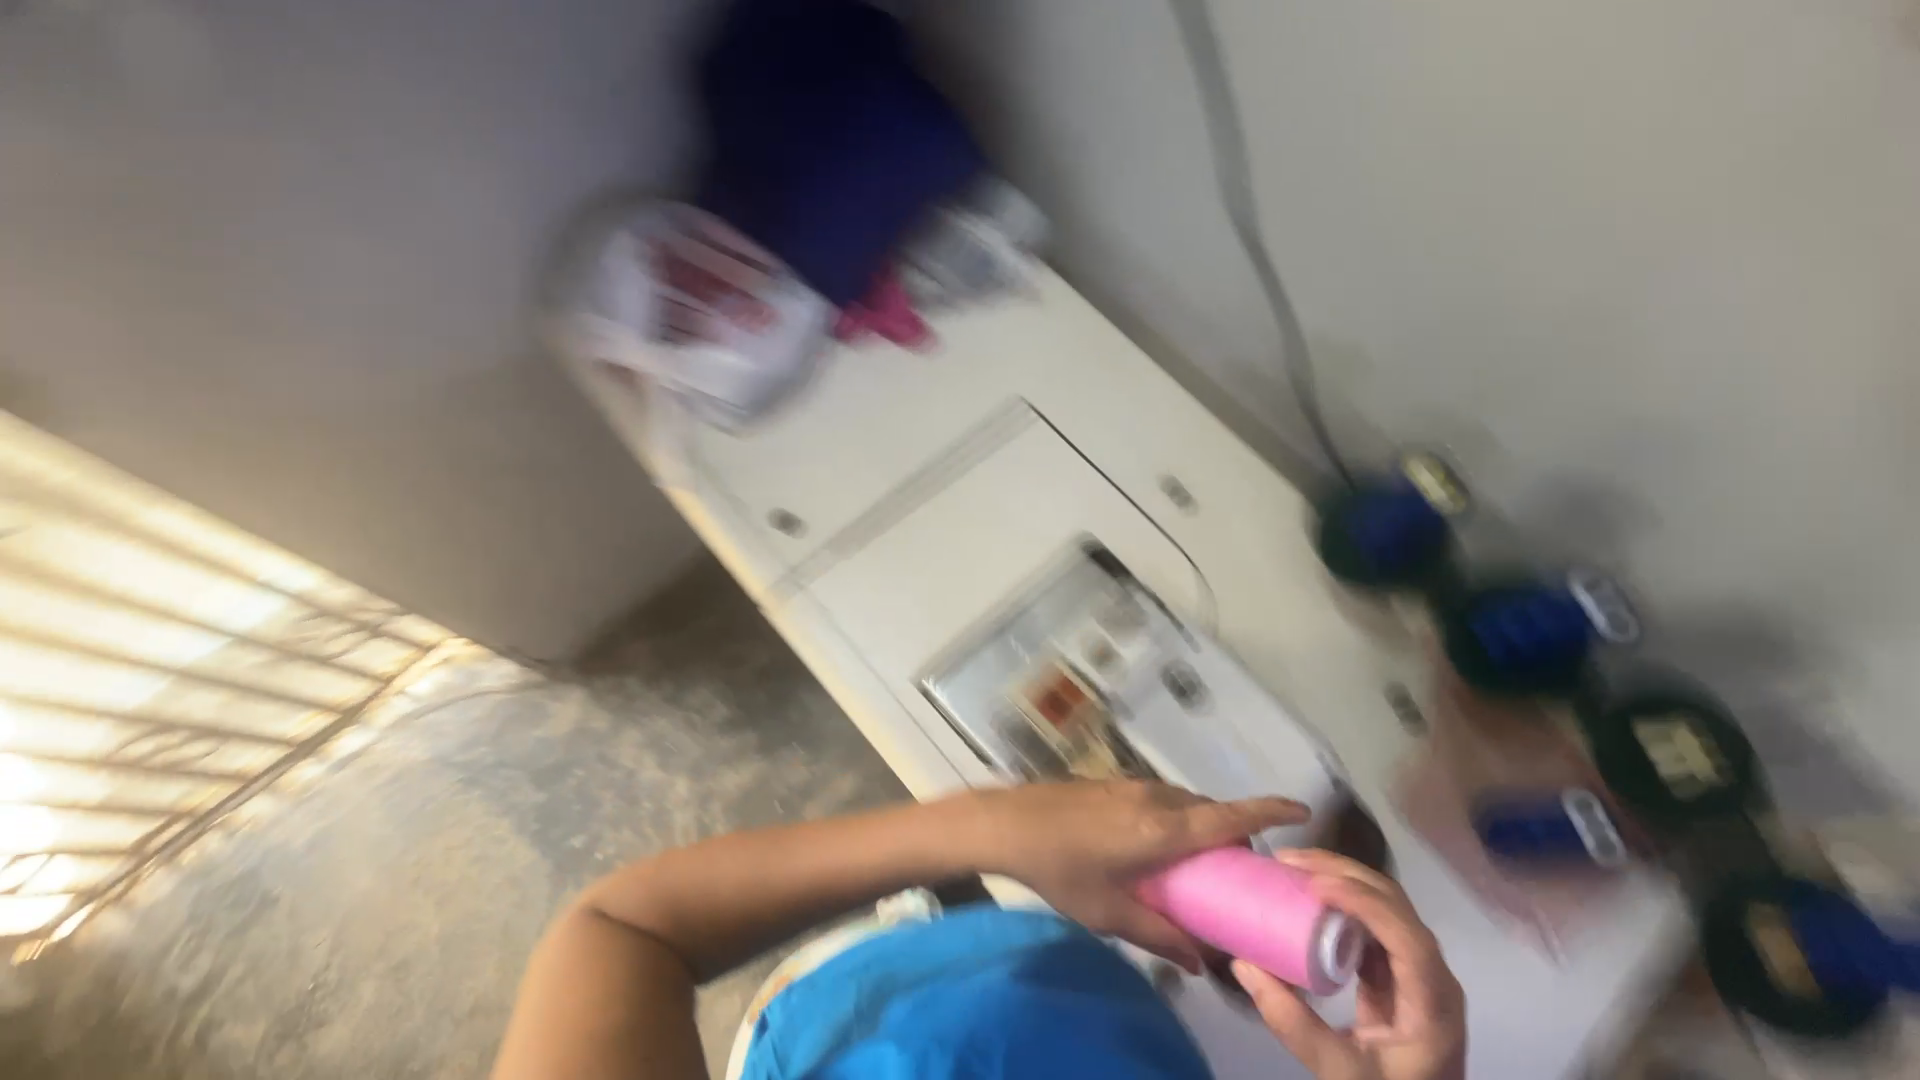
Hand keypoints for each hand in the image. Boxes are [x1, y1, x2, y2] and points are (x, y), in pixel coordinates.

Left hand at [961, 780, 1308, 971]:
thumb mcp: (1110, 912)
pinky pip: (1159, 797)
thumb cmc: (1061, 869)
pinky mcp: (1111, 784)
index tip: (1302, 810)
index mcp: (1163, 829)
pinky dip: (1174, 816)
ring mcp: (1130, 786)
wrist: (1007, 823)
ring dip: (1200, 822)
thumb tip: (1202, 963)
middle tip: (1239, 868)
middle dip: (1233, 829)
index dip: (1268, 809)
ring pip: (1183, 801)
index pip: (1228, 815)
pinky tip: (1154, 845)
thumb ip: (1159, 936)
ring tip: (1197, 861)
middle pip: (1209, 808)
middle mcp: (1154, 799)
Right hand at [1232, 850, 1465, 1079]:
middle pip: (1396, 907)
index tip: (1314, 884)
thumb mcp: (1341, 1074)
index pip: (1407, 936)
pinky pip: (1371, 924)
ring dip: (1341, 878)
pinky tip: (1306, 896)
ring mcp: (1417, 972)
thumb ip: (1294, 1026)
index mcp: (1433, 1003)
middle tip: (1288, 860)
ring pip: (1385, 906)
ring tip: (1293, 867)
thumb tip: (1243, 964)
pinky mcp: (1396, 975)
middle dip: (1344, 874)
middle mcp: (1433, 976)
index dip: (1364, 903)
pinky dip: (1339, 902)